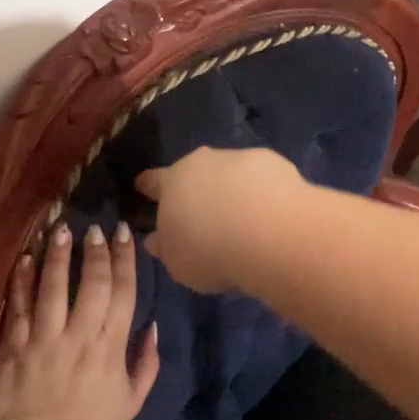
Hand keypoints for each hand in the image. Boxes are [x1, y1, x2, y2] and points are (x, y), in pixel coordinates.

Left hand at [0, 221, 159, 419]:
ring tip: (61, 230)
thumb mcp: (132, 402)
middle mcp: (79, 336)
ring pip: (53, 287)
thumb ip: (147, 362)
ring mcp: (44, 339)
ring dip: (59, 256)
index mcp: (110, 347)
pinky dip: (22, 280)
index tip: (123, 234)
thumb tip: (153, 326)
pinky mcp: (14, 347)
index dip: (124, 259)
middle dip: (95, 251)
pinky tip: (26, 258)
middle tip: (95, 227)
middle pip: (91, 283)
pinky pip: (19, 306)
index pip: (122, 292)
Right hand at [134, 146, 305, 292]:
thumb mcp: (176, 261)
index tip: (143, 186)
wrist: (272, 235)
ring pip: (230, 172)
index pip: (154, 180)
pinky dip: (262, 191)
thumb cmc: (212, 252)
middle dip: (197, 188)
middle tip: (203, 212)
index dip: (148, 186)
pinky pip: (262, 178)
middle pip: (195, 172)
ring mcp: (242, 157)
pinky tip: (270, 213)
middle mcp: (205, 161)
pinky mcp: (275, 163)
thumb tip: (156, 237)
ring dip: (232, 189)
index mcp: (174, 181)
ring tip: (243, 217)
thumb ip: (165, 246)